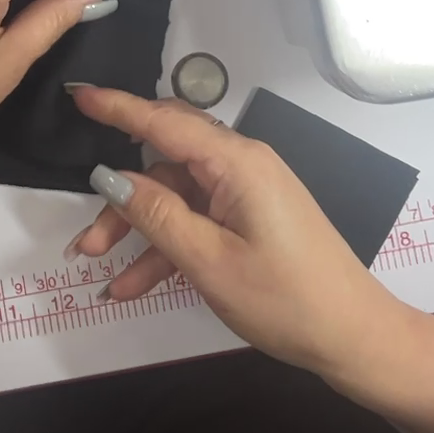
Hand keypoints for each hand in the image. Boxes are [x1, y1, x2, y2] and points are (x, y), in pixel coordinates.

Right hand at [63, 89, 403, 375]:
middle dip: (120, 194)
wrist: (354, 337)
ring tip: (102, 268)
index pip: (164, 122)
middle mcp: (241, 165)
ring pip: (175, 196)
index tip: (80, 96)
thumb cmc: (288, 299)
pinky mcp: (249, 216)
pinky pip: (197, 219)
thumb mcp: (210, 262)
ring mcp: (246, 191)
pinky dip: (167, 246)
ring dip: (139, 231)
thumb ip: (156, 215)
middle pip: (165, 162)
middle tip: (85, 235)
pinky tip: (134, 283)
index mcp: (236, 162)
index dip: (118, 108)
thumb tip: (110, 177)